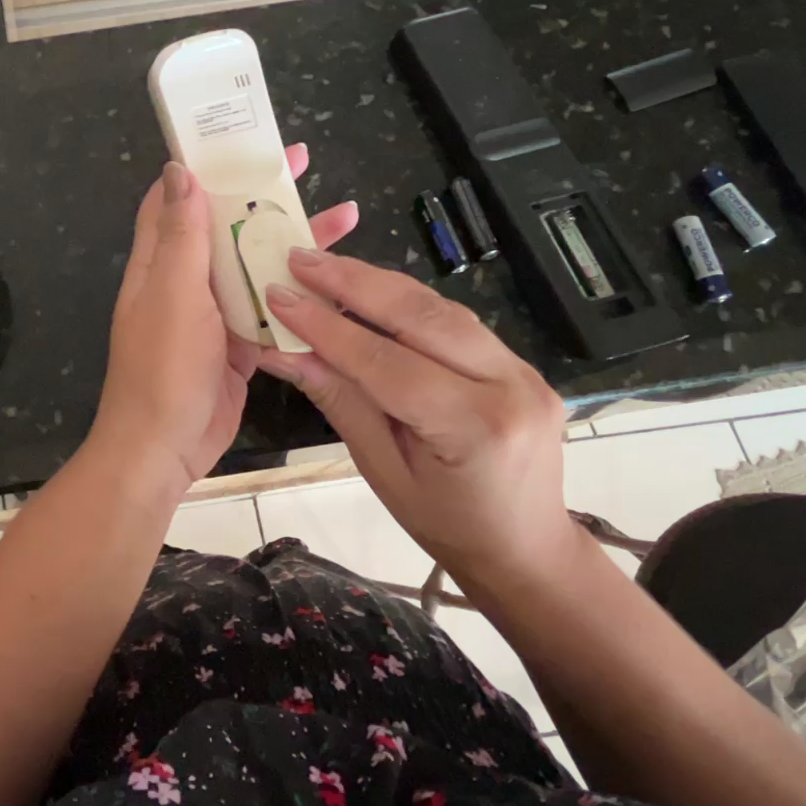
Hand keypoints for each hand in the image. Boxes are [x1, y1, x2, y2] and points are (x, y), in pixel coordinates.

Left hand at [90, 146, 357, 487]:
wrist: (165, 447)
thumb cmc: (163, 368)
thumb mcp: (171, 295)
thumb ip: (179, 236)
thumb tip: (176, 170)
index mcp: (160, 263)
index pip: (176, 199)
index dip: (205, 166)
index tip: (241, 139)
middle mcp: (184, 282)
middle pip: (223, 226)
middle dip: (260, 195)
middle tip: (304, 164)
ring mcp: (211, 314)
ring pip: (252, 265)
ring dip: (289, 241)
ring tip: (344, 214)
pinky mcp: (237, 344)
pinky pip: (269, 308)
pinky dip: (296, 292)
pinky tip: (334, 279)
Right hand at [256, 251, 572, 584]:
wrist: (526, 547)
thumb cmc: (445, 524)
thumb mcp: (383, 471)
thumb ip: (341, 402)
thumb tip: (285, 352)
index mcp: (474, 428)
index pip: (386, 361)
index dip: (326, 326)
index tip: (279, 295)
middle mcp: (509, 386)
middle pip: (421, 315)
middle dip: (353, 281)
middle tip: (300, 258)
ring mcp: (523, 370)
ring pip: (442, 309)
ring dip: (379, 283)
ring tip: (325, 267)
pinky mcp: (521, 363)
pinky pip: (457, 323)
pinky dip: (407, 304)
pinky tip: (370, 292)